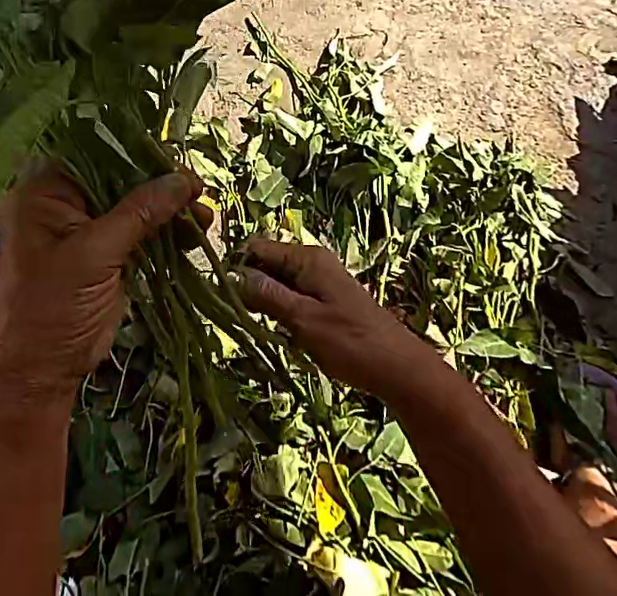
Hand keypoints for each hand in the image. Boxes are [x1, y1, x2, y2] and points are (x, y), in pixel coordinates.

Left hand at [0, 164, 200, 398]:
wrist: (41, 372)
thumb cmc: (53, 307)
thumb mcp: (95, 254)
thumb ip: (140, 212)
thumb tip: (184, 180)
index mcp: (47, 193)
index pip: (95, 152)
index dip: (136, 151)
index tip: (175, 158)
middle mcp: (66, 203)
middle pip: (120, 176)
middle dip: (161, 181)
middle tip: (196, 188)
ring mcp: (88, 228)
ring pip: (136, 204)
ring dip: (170, 208)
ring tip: (203, 213)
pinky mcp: (107, 252)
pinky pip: (141, 230)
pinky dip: (167, 231)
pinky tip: (193, 232)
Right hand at [236, 238, 444, 403]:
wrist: (399, 369)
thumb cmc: (350, 342)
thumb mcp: (303, 320)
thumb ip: (266, 295)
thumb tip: (231, 275)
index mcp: (307, 258)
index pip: (257, 248)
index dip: (235, 266)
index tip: (217, 293)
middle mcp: (312, 262)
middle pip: (266, 264)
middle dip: (248, 286)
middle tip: (234, 316)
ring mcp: (320, 281)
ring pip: (278, 283)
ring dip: (263, 302)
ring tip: (252, 327)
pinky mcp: (325, 301)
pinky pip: (292, 297)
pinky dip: (281, 312)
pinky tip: (278, 334)